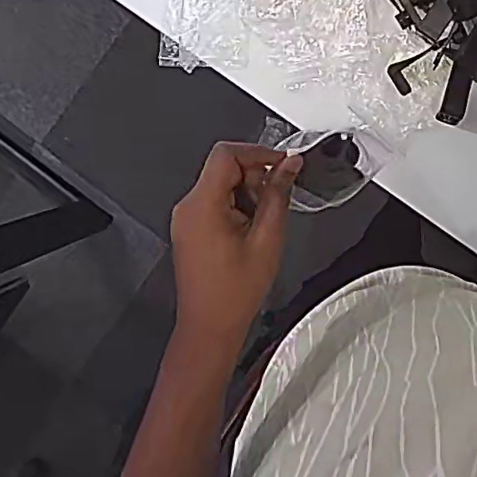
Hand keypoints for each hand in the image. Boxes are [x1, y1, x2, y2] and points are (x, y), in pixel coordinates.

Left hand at [169, 143, 301, 337]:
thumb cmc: (234, 290)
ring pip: (222, 183)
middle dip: (255, 176)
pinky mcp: (191, 226)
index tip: (282, 163)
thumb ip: (278, 193)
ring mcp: (186, 217)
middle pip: (224, 166)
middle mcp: (188, 207)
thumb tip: (290, 164)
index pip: (226, 154)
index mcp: (203, 205)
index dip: (258, 153)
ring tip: (261, 223)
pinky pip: (216, 200)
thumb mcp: (268, 236)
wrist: (211, 323)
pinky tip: (250, 229)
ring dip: (248, 192)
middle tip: (274, 200)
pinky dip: (238, 205)